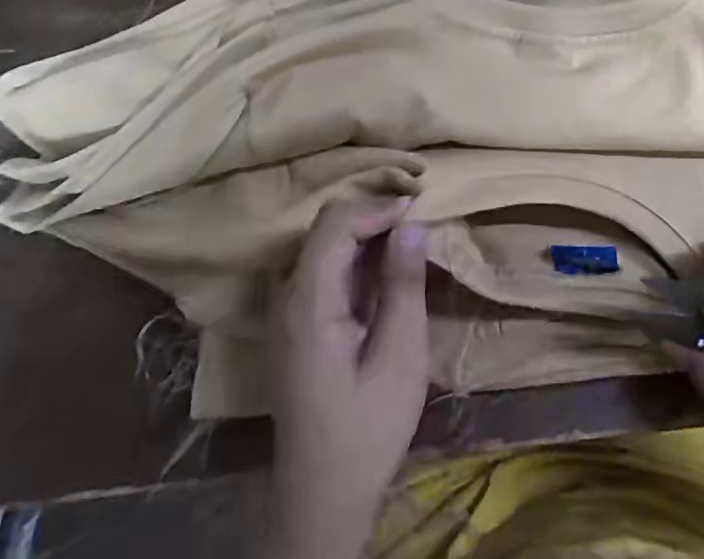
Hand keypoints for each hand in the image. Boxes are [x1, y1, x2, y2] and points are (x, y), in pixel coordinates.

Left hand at [266, 164, 429, 558]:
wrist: (323, 494)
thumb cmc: (368, 427)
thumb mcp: (401, 353)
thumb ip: (403, 284)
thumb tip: (412, 223)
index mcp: (307, 302)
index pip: (335, 223)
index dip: (377, 209)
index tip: (420, 211)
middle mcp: (285, 298)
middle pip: (325, 231)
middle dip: (374, 220)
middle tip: (420, 227)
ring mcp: (284, 313)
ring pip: (323, 249)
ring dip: (366, 241)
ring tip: (409, 249)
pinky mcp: (293, 327)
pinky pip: (321, 274)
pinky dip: (355, 264)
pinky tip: (385, 280)